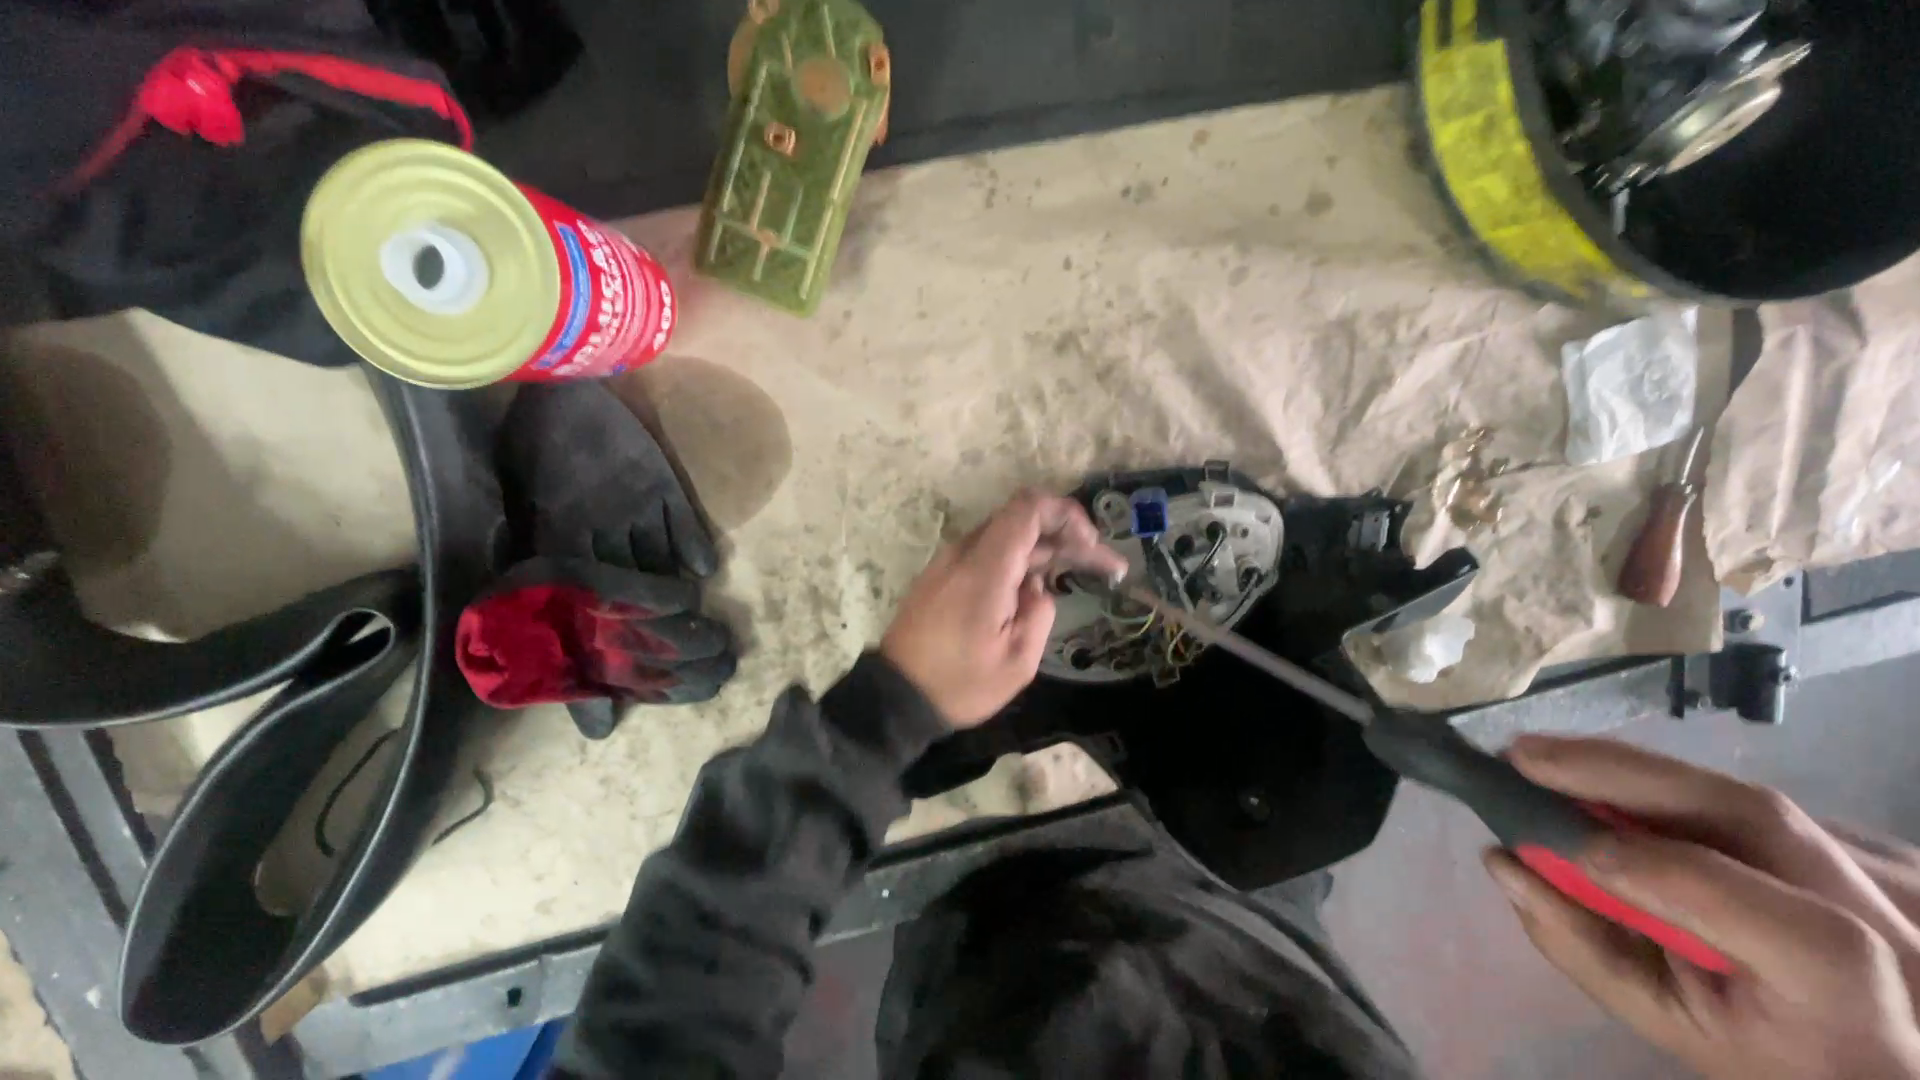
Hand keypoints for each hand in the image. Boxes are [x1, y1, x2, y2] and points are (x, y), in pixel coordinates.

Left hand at [881, 491, 1125, 727]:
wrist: (896, 695)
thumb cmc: (959, 683)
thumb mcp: (1017, 661)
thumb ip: (1039, 613)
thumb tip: (1037, 587)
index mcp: (984, 568)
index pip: (1028, 509)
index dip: (1066, 514)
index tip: (1091, 544)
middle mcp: (964, 554)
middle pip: (1020, 519)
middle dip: (1065, 534)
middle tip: (1102, 565)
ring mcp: (949, 563)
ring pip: (1005, 536)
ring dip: (1043, 549)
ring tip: (1078, 574)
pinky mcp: (942, 576)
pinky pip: (986, 553)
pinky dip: (1018, 560)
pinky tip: (1039, 586)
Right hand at [1484, 735, 1919, 1079]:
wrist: (1872, 1042)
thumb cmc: (1757, 1048)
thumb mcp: (1675, 1029)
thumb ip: (1588, 951)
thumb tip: (1501, 861)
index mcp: (1869, 1030)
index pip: (1807, 942)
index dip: (1683, 879)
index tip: (1563, 844)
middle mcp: (1909, 938)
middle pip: (1762, 821)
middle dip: (1623, 774)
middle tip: (1520, 756)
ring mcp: (1901, 880)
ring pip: (1748, 797)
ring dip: (1631, 770)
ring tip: (1547, 762)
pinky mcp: (1880, 844)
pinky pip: (1752, 800)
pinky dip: (1672, 788)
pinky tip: (1624, 794)